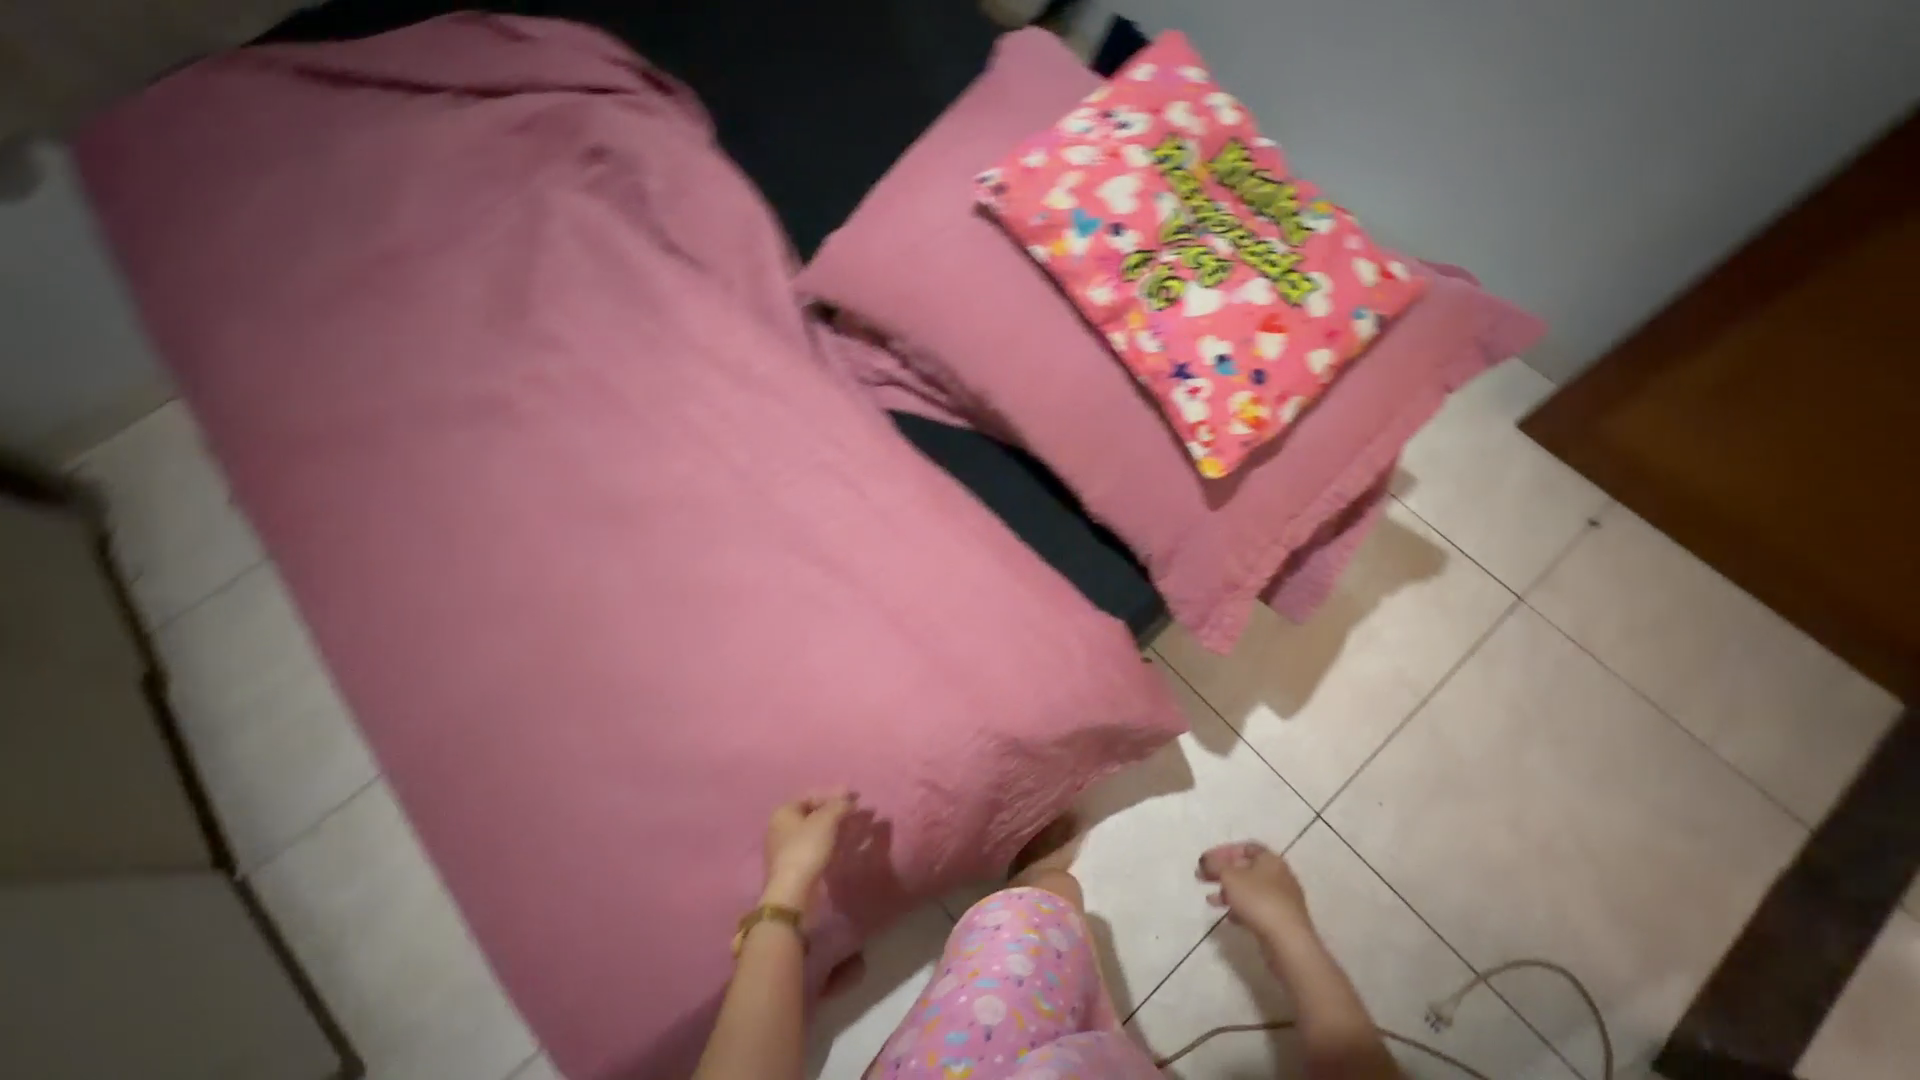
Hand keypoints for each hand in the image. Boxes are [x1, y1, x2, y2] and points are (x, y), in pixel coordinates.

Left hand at [761, 789, 855, 912]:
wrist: (793, 893)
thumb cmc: (806, 848)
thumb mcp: (826, 821)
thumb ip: (839, 805)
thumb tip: (848, 796)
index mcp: (784, 812)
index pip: (811, 796)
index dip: (834, 793)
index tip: (855, 796)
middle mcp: (783, 828)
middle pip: (814, 814)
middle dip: (838, 811)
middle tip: (859, 812)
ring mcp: (789, 849)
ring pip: (818, 832)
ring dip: (838, 828)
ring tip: (858, 828)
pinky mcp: (798, 867)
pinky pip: (818, 848)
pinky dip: (833, 844)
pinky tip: (848, 845)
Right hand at [1197, 841, 1312, 939]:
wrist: (1287, 941)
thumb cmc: (1258, 900)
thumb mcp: (1230, 877)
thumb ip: (1215, 865)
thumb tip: (1206, 860)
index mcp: (1271, 860)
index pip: (1245, 848)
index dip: (1223, 852)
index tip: (1205, 861)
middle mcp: (1280, 876)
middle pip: (1246, 869)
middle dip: (1222, 873)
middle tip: (1201, 878)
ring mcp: (1282, 900)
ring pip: (1250, 890)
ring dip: (1228, 892)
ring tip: (1211, 901)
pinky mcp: (1281, 921)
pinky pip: (1257, 909)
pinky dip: (1240, 910)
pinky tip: (1229, 918)